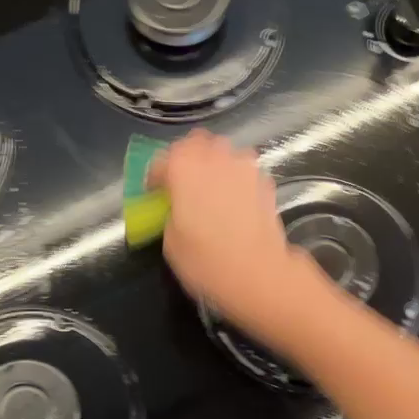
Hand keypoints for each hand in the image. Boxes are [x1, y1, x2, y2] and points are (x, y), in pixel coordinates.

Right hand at [149, 130, 321, 329]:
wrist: (258, 274)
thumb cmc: (207, 261)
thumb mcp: (171, 243)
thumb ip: (170, 215)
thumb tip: (178, 209)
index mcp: (183, 167)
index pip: (161, 161)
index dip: (155, 178)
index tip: (154, 194)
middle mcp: (214, 156)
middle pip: (195, 144)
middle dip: (186, 160)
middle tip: (182, 186)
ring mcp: (243, 165)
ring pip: (223, 153)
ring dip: (213, 166)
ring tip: (210, 192)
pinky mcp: (264, 180)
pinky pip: (242, 171)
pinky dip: (234, 180)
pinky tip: (233, 204)